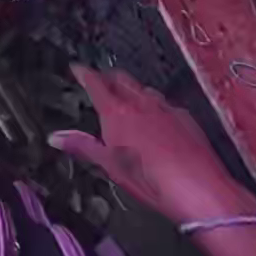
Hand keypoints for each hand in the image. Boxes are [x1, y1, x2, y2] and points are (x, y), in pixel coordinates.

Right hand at [50, 65, 255, 225]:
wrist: (199, 188)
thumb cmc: (151, 181)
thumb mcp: (111, 166)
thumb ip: (83, 146)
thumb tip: (55, 137)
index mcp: (117, 111)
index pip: (95, 83)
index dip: (84, 73)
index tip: (76, 67)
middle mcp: (140, 101)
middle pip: (120, 79)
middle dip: (107, 77)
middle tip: (99, 81)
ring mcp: (164, 106)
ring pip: (142, 89)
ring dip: (131, 90)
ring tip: (126, 100)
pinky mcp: (184, 115)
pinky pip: (163, 102)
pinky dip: (154, 105)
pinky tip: (156, 120)